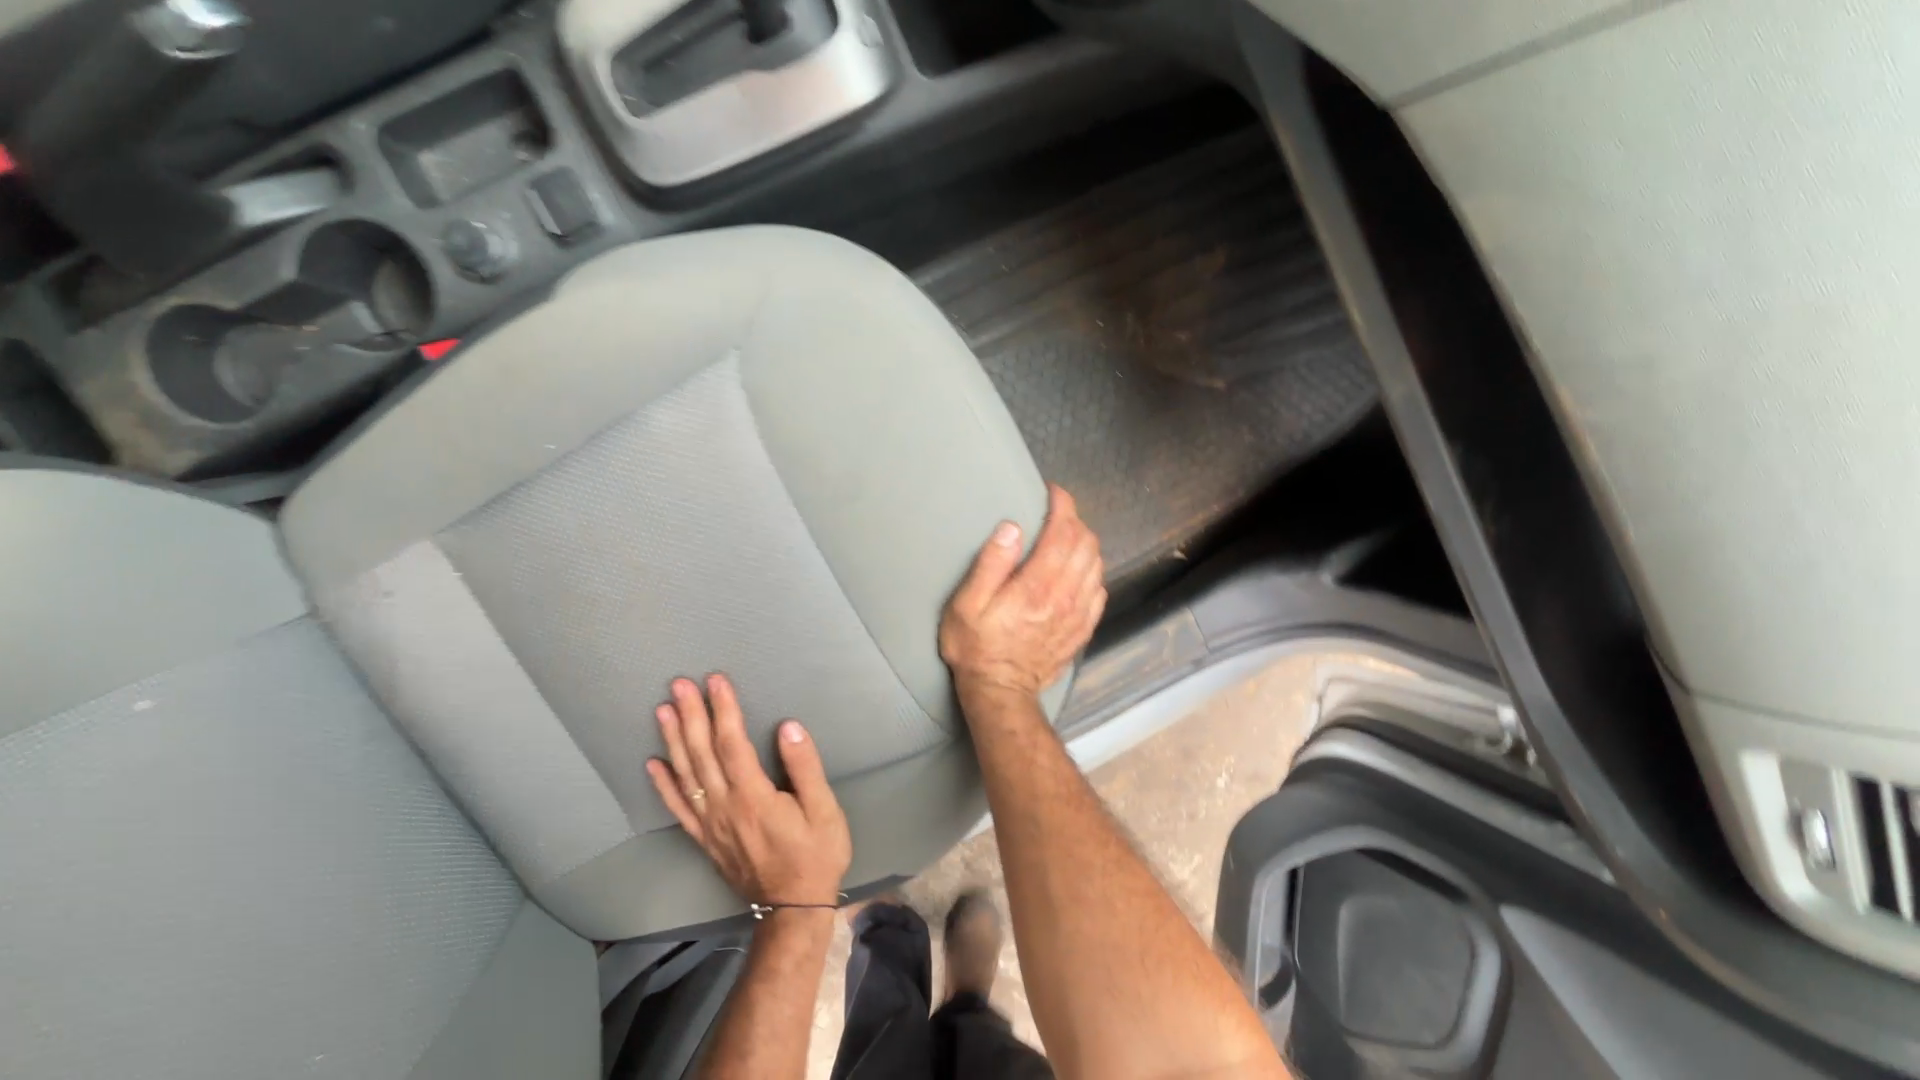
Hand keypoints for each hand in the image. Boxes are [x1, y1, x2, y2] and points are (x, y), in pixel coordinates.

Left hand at [645, 674, 851, 906]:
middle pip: (702, 753)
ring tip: (663, 710)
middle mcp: (724, 806)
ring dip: (674, 740)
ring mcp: (710, 824)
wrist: (793, 909)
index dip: (723, 709)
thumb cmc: (815, 856)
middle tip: (678, 684)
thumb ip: (805, 768)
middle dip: (691, 715)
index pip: (732, 743)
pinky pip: (678, 807)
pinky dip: (663, 784)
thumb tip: (787, 727)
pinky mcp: (705, 839)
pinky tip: (653, 764)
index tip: (716, 681)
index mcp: (753, 796)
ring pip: (686, 774)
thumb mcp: (824, 811)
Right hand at [940, 484, 1106, 699]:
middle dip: (1074, 520)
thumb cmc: (976, 647)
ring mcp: (1079, 614)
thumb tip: (1012, 528)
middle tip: (1055, 513)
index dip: (1063, 506)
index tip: (1053, 492)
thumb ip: (991, 564)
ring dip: (1085, 543)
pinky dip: (1091, 570)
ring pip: (1096, 564)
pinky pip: (1099, 589)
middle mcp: (1066, 596)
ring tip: (1066, 536)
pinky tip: (1076, 570)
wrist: (1000, 693)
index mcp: (1038, 585)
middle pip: (1086, 544)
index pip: (1063, 532)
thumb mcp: (967, 605)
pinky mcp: (1082, 628)